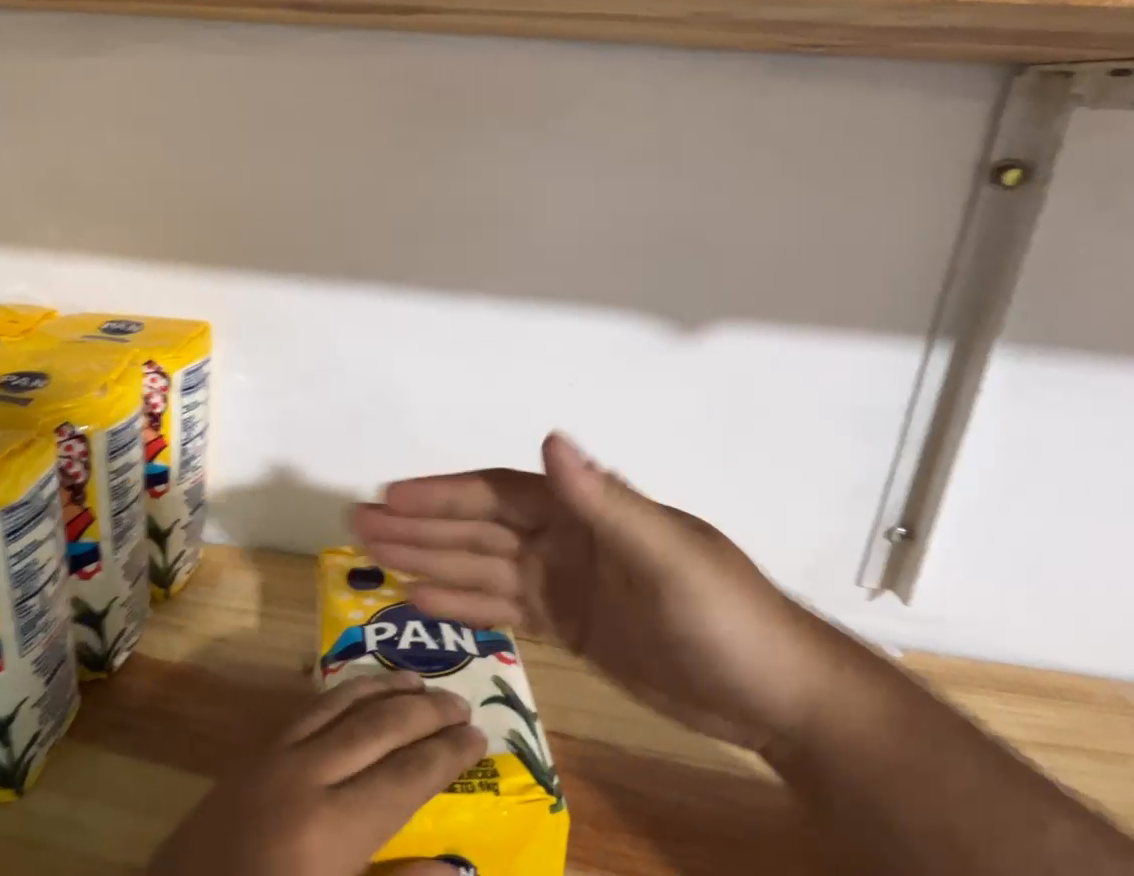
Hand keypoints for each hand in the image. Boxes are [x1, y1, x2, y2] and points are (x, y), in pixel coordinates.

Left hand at [149, 672, 485, 875]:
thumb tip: (453, 869)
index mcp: (332, 830)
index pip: (407, 777)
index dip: (447, 755)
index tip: (480, 737)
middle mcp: (307, 778)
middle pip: (380, 728)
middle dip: (426, 713)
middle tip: (461, 704)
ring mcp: (275, 758)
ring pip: (343, 705)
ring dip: (386, 689)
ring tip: (421, 681)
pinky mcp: (252, 753)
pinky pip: (308, 709)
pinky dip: (343, 693)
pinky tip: (360, 690)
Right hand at [351, 432, 855, 751]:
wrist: (775, 696)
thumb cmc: (726, 618)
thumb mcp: (667, 558)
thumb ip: (604, 502)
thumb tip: (549, 437)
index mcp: (588, 511)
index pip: (499, 494)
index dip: (442, 495)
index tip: (390, 495)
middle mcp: (568, 539)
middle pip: (479, 528)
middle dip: (420, 527)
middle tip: (358, 525)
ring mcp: (566, 584)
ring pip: (482, 567)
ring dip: (429, 562)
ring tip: (372, 559)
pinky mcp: (570, 627)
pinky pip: (503, 609)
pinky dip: (462, 605)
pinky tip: (420, 601)